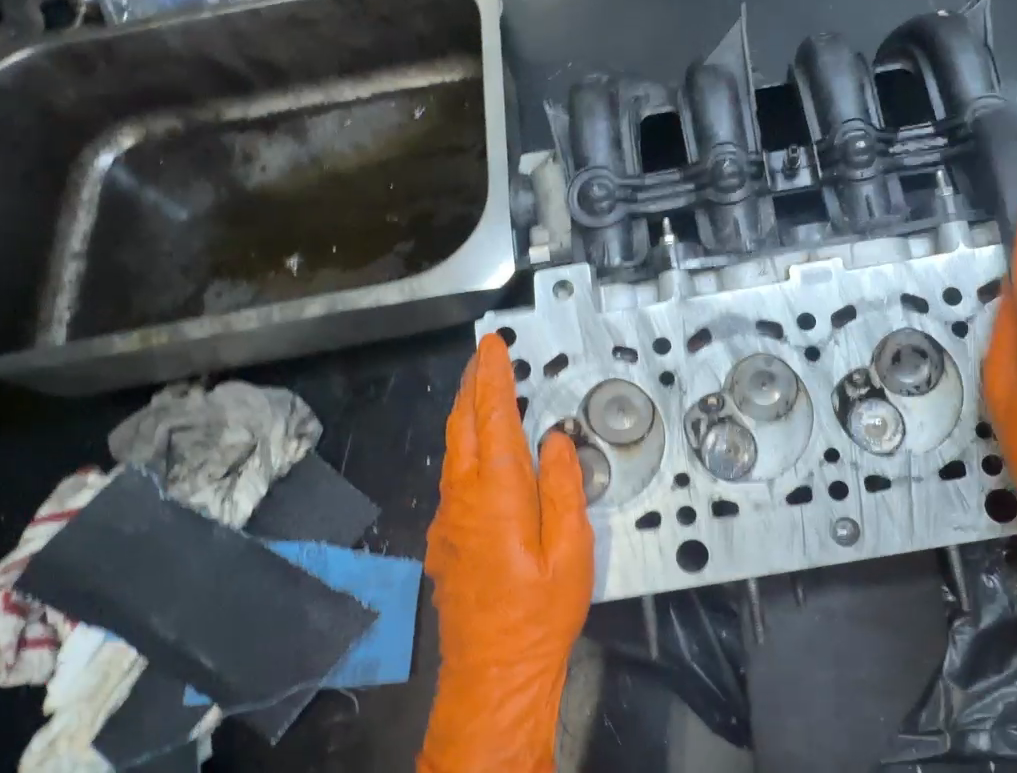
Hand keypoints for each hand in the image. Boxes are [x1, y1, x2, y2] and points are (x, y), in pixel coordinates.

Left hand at [420, 333, 593, 771]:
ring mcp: (447, 519)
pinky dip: (464, 446)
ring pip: (452, 451)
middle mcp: (463, 498)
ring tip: (483, 391)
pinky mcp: (444, 539)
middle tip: (485, 356)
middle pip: (461, 427)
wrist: (493, 671)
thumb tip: (554, 440)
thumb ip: (562, 487)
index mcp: (498, 494)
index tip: (493, 346)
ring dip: (465, 414)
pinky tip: (480, 451)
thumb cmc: (541, 611)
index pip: (492, 419)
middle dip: (471, 386)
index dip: (492, 378)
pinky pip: (452, 477)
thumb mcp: (572, 548)